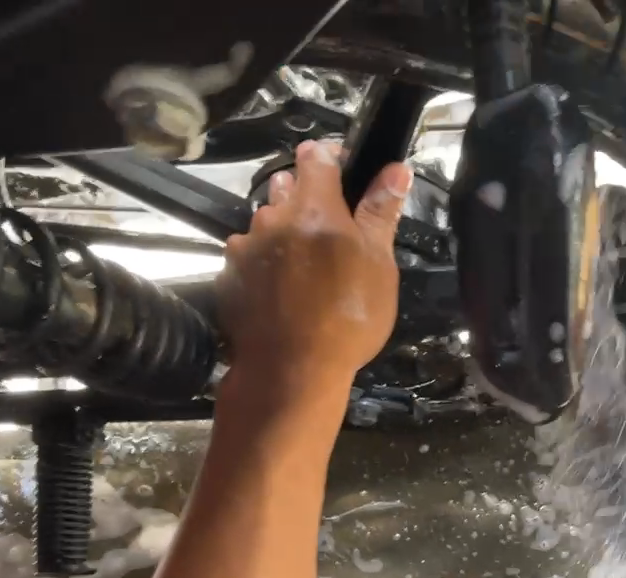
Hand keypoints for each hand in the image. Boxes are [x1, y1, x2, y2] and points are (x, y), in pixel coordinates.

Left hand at [215, 140, 412, 397]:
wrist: (292, 371)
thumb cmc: (348, 318)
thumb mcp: (379, 266)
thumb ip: (381, 214)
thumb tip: (395, 169)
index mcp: (314, 207)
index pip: (318, 158)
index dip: (332, 160)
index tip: (345, 175)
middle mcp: (273, 216)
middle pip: (287, 189)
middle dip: (306, 200)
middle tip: (330, 234)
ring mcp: (246, 248)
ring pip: (266, 225)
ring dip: (284, 233)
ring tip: (305, 268)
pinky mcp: (229, 278)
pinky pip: (250, 260)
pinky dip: (265, 266)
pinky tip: (281, 293)